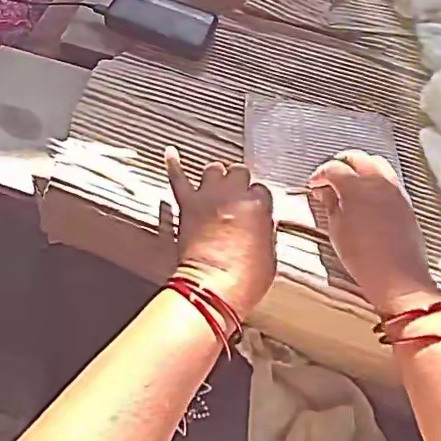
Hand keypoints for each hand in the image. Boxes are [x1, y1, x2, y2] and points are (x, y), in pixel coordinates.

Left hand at [161, 146, 275, 316]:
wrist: (212, 288)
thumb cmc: (244, 280)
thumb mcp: (270, 257)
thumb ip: (267, 232)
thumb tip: (263, 225)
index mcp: (258, 204)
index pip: (261, 190)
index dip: (256, 200)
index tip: (254, 210)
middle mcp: (234, 193)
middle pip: (239, 172)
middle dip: (238, 183)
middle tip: (236, 197)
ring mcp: (209, 196)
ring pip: (213, 169)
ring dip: (215, 177)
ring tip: (215, 186)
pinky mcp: (188, 204)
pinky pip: (178, 177)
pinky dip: (174, 164)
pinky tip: (170, 152)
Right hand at [309, 151, 440, 316]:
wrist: (399, 278)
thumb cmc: (362, 257)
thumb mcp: (336, 230)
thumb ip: (330, 204)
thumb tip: (325, 190)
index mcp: (356, 186)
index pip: (333, 167)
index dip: (320, 174)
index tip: (314, 185)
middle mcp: (377, 180)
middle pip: (356, 157)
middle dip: (340, 163)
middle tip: (329, 177)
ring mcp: (394, 188)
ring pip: (375, 162)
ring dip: (359, 166)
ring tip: (349, 181)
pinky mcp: (405, 200)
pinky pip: (388, 176)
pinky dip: (374, 176)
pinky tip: (367, 192)